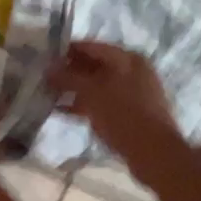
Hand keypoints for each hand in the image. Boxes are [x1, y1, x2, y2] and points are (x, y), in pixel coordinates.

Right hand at [45, 41, 182, 164]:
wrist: (154, 154)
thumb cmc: (123, 115)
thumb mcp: (92, 93)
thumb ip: (69, 78)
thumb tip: (48, 68)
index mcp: (127, 58)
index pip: (92, 46)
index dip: (67, 50)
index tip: (46, 57)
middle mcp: (133, 71)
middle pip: (95, 66)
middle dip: (70, 72)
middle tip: (45, 78)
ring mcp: (134, 93)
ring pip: (99, 86)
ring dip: (76, 90)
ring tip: (49, 95)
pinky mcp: (132, 113)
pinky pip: (104, 102)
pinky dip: (86, 104)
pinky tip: (63, 111)